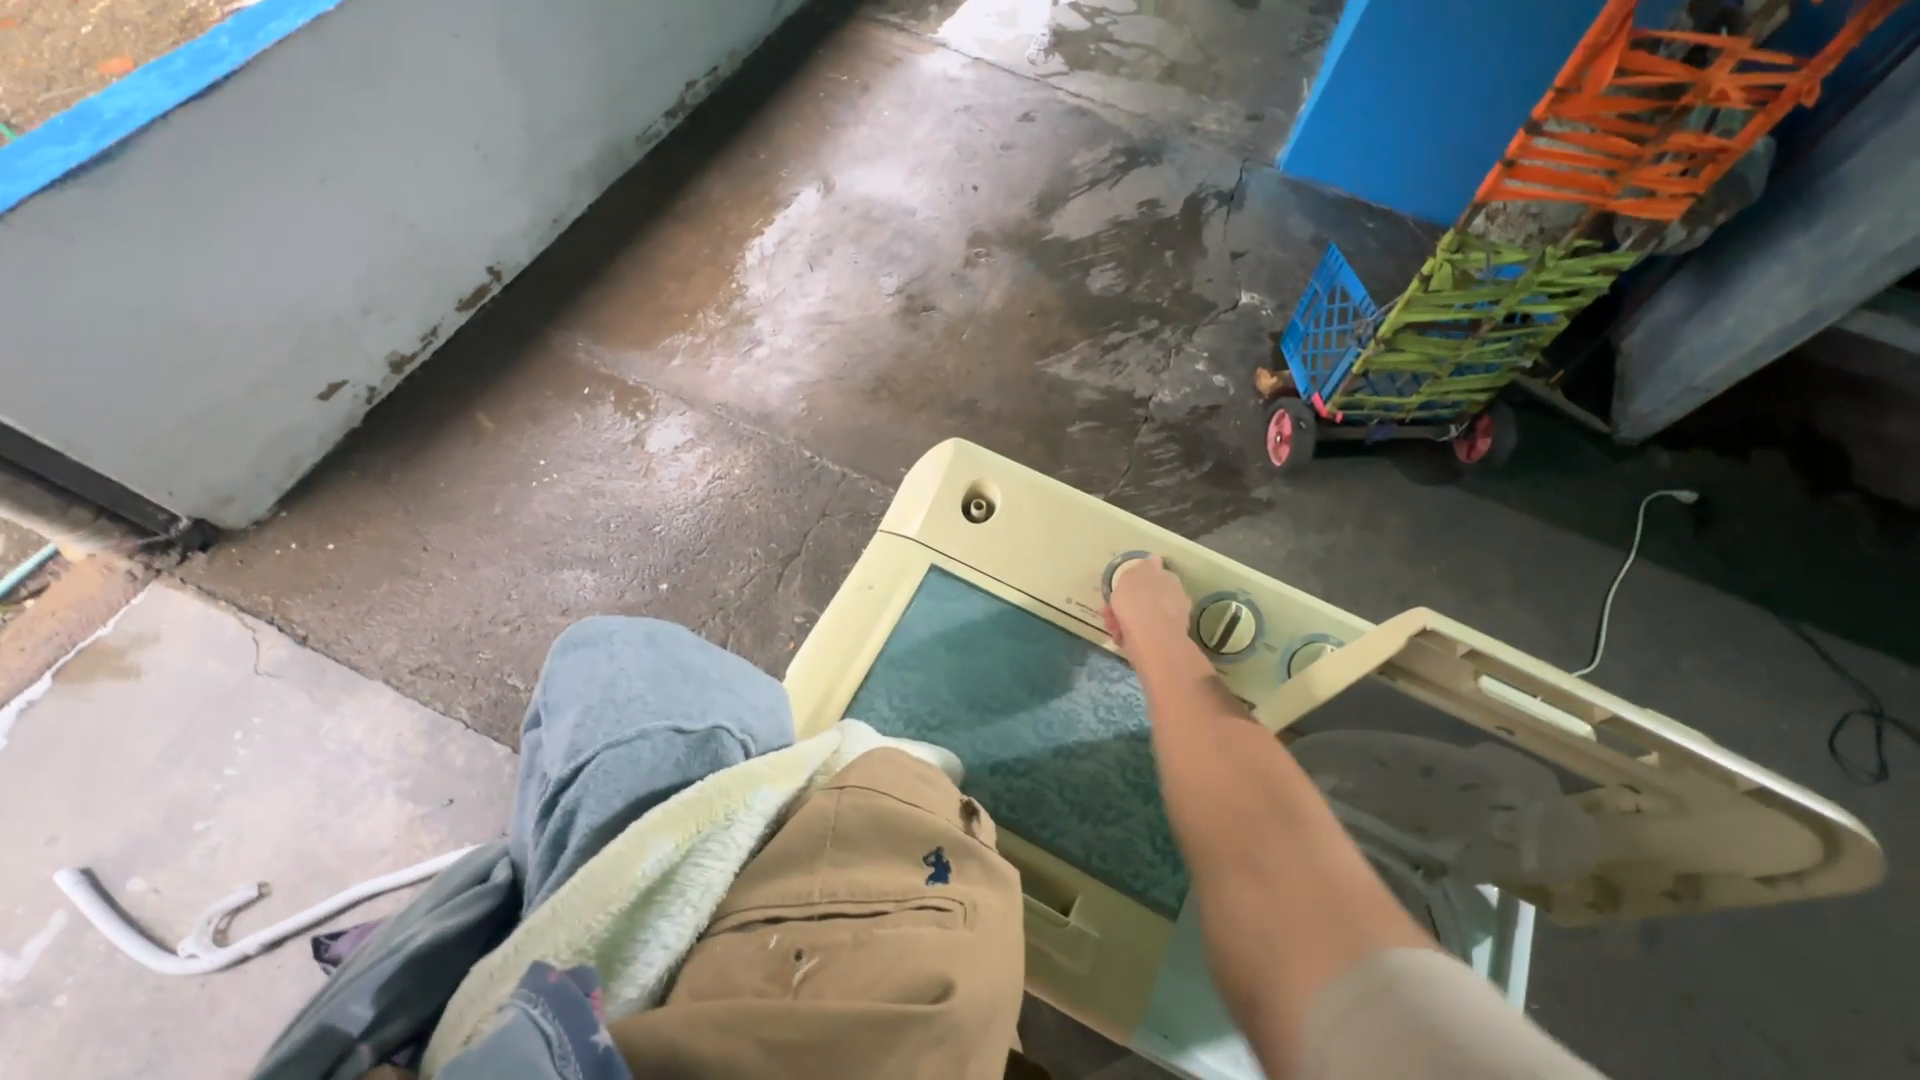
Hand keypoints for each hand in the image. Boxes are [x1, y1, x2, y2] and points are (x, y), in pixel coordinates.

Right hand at [1102, 556, 1191, 654]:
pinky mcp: (1165, 639)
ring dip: (1124, 620)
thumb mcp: (1130, 577)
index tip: (1119, 590)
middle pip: (1145, 597)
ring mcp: (1172, 619)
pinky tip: (1120, 638)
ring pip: (1142, 616)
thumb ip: (1139, 569)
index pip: (1152, 575)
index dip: (1133, 583)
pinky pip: (1144, 633)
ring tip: (1111, 626)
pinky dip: (1131, 635)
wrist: (1151, 639)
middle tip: (1108, 611)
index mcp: (1168, 578)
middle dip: (1125, 604)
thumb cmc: (1137, 603)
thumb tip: (1153, 559)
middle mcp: (1174, 597)